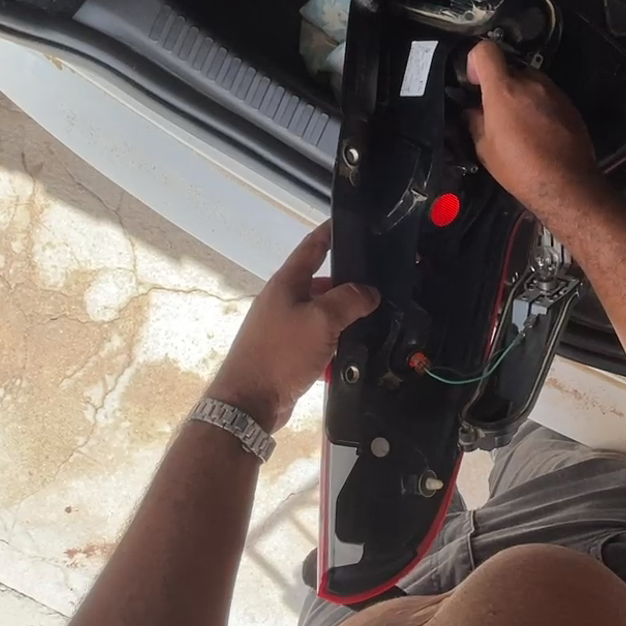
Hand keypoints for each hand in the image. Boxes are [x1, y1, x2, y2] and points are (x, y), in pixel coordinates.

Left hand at [206, 223, 379, 431]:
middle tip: (376, 285)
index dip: (330, 232)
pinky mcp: (286, 351)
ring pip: (321, 313)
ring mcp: (283, 326)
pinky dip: (334, 341)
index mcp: (287, 283)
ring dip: (343, 316)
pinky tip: (350, 352)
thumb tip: (369, 292)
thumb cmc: (281, 353)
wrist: (249, 402)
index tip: (348, 222)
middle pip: (320, 282)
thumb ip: (349, 301)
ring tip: (371, 319)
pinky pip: (317, 338)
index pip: (312, 247)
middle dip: (347, 283)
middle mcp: (283, 300)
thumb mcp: (322, 321)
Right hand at [464, 40, 604, 220]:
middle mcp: (531, 82)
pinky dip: (539, 107)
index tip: (475, 84)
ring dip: (521, 96)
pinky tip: (539, 133)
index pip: (485, 50)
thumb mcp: (485, 149)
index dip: (475, 62)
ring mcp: (554, 91)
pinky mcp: (569, 104)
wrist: (567, 184)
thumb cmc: (521, 168)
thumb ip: (475, 122)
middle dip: (500, 86)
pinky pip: (547, 96)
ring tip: (519, 127)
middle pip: (509, 68)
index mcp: (504, 89)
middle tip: (496, 113)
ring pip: (530, 82)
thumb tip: (472, 111)